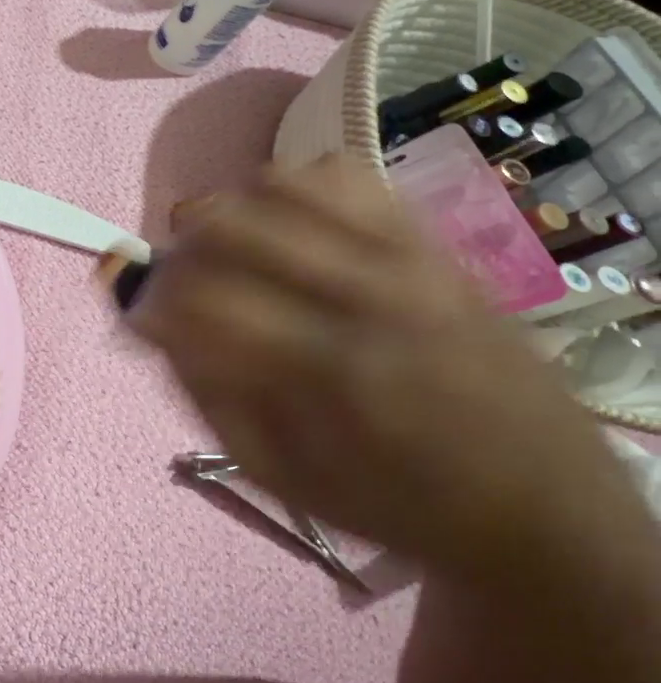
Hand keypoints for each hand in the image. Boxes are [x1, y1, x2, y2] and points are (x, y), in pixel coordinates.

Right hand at [122, 157, 631, 575]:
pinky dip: (291, 191)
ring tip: (229, 256)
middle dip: (177, 253)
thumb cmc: (385, 499)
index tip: (142, 321)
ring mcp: (410, 260)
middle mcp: (370, 298)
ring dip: (230, 215)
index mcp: (328, 369)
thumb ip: (198, 386)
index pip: (197, 294)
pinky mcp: (434, 244)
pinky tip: (284, 230)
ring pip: (280, 185)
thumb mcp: (271, 471)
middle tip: (179, 289)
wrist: (539, 505)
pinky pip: (343, 176)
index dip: (149, 300)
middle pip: (228, 224)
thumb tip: (143, 312)